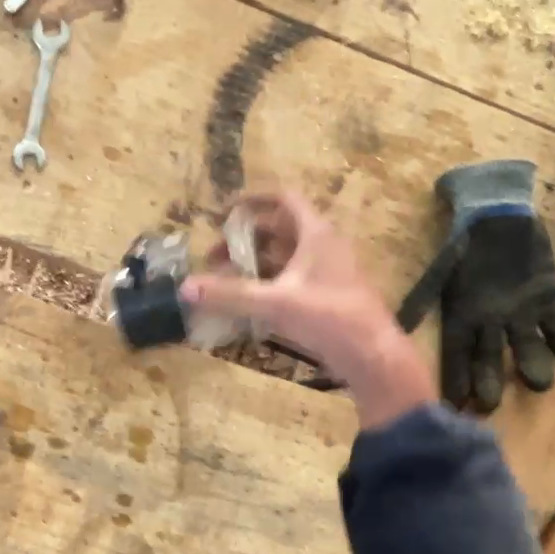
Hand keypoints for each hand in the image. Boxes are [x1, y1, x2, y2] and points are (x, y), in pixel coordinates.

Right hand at [180, 190, 434, 428]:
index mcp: (315, 233)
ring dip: (253, 264)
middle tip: (213, 257)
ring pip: (282, 257)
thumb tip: (185, 288)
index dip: (252, 200)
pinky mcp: (324, 295)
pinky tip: (245, 302)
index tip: (222, 212)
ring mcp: (324, 271)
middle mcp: (322, 245)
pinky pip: (288, 279)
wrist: (369, 353)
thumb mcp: (274, 303)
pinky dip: (265, 284)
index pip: (282, 200)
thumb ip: (229, 295)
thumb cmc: (327, 316)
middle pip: (277, 230)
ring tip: (223, 280)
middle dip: (243, 240)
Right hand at [401, 160, 554, 412]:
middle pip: (488, 358)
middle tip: (491, 407)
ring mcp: (519, 312)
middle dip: (490, 381)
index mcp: (459, 319)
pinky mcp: (548, 297)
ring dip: (532, 364)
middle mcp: (488, 323)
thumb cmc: (461, 244)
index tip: (454, 406)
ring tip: (539, 384)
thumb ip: (421, 299)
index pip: (455, 356)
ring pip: (524, 344)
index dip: (454, 381)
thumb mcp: (439, 272)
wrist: (496, 214)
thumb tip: (396, 327)